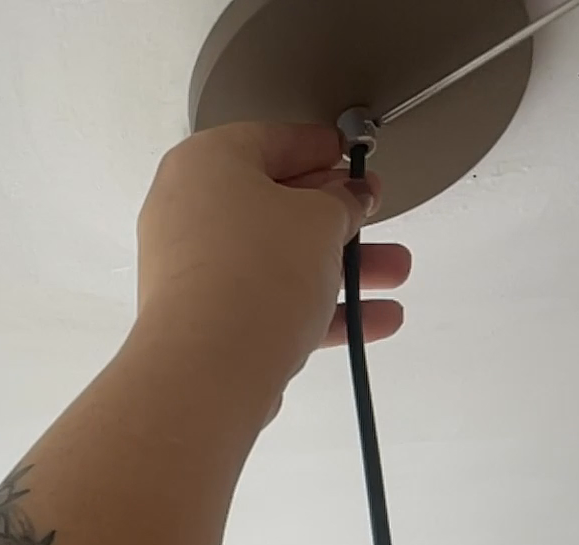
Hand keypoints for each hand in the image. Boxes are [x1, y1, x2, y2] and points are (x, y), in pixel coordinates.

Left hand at [136, 123, 412, 371]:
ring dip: (339, 270)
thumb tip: (347, 201)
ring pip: (276, 263)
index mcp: (204, 165)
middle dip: (338, 219)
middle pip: (275, 209)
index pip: (272, 143)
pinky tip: (368, 321)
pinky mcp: (206, 324)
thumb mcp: (321, 219)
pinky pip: (268, 306)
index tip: (351, 161)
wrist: (210, 367)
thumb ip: (342, 202)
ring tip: (391, 273)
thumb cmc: (252, 276)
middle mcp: (187, 217)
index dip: (321, 150)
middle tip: (372, 217)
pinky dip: (316, 311)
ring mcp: (193, 275)